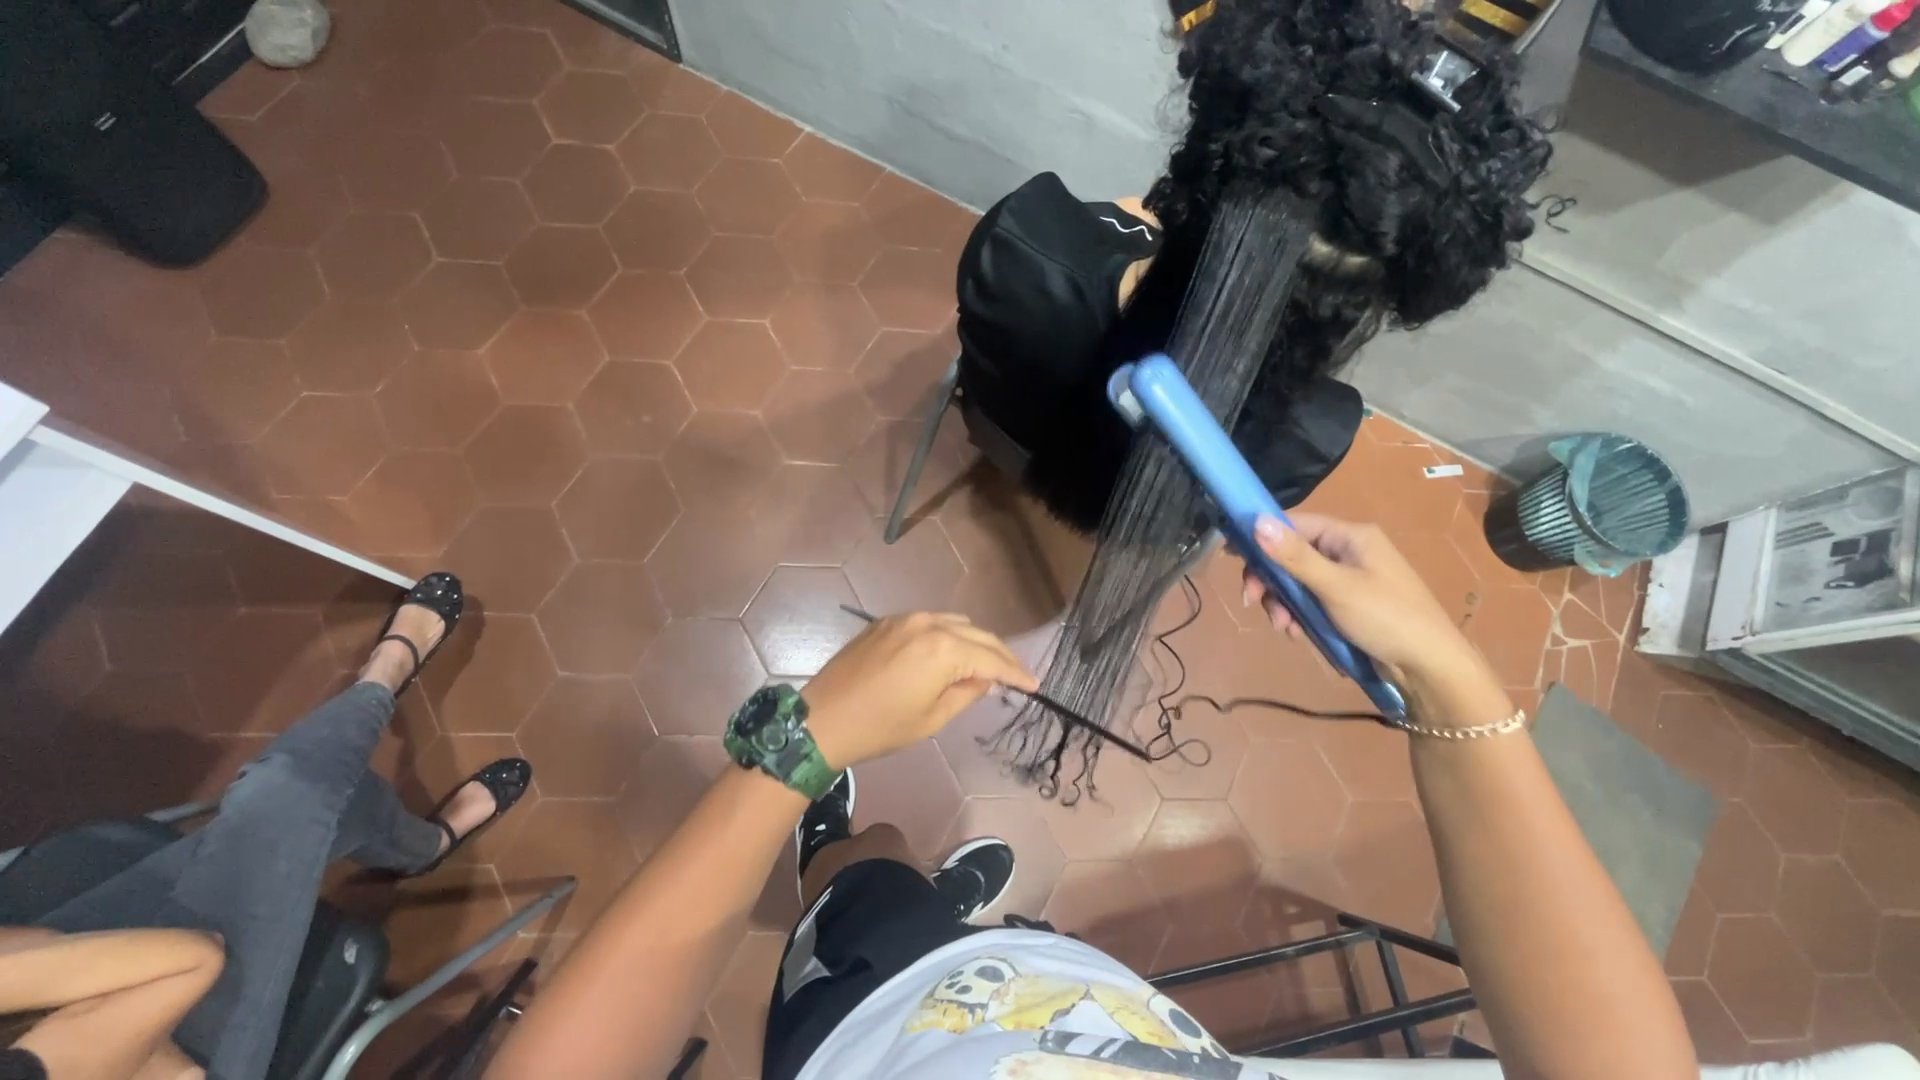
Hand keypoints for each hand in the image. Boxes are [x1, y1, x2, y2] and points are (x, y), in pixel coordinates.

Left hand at [802, 613, 1037, 768]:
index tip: (1034, 685)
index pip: (992, 659)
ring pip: (954, 623)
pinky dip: (947, 634)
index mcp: (943, 650)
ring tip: (986, 664)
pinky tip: (950, 653)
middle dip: (1000, 654)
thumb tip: (984, 678)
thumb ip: (966, 693)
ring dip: (974, 641)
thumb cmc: (880, 727)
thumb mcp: (932, 719)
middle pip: (978, 634)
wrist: (822, 720)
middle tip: (1016, 675)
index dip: (1016, 673)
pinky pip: (929, 621)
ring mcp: (904, 619)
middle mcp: (928, 624)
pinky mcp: (885, 622)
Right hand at [1240, 513, 1477, 682]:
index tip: (1232, 557)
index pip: (1294, 524)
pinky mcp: (1347, 606)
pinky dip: (1298, 616)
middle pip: (1291, 555)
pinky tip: (1298, 634)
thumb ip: (1295, 556)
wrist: (1429, 668)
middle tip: (1253, 602)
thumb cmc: (1386, 618)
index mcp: (1351, 537)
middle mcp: (1348, 552)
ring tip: (1285, 628)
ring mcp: (1348, 580)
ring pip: (1296, 583)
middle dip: (1270, 580)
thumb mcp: (1336, 587)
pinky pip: (1310, 603)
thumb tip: (1257, 520)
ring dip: (1282, 604)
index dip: (1261, 538)